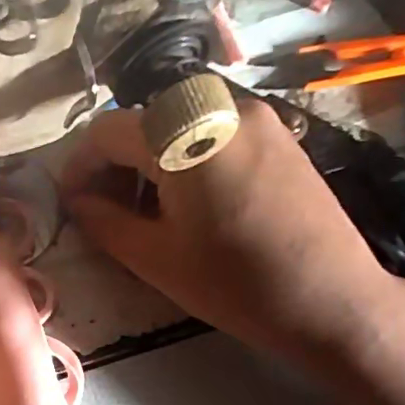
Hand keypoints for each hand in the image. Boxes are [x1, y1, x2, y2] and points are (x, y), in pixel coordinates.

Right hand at [60, 97, 404, 371]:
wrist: (332, 299)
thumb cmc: (236, 284)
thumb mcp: (156, 259)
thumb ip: (103, 222)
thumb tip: (77, 200)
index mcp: (181, 132)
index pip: (107, 131)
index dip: (80, 166)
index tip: (73, 203)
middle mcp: (219, 105)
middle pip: (145, 122)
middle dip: (117, 164)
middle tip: (111, 213)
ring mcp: (257, 117)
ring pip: (181, 124)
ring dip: (153, 160)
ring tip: (153, 214)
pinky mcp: (281, 135)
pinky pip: (217, 132)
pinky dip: (190, 158)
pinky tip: (196, 204)